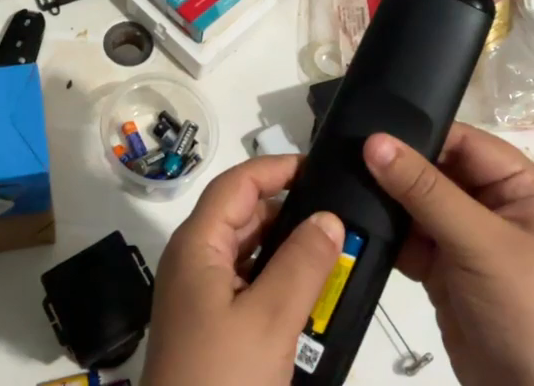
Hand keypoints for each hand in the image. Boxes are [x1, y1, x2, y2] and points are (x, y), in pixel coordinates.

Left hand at [143, 155, 345, 385]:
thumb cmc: (223, 379)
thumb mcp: (270, 321)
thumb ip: (302, 265)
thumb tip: (328, 217)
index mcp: (197, 245)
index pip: (237, 184)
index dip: (277, 169)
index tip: (321, 169)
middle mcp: (193, 259)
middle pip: (242, 215)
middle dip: (289, 211)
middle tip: (340, 217)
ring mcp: (199, 294)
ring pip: (247, 252)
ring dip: (287, 250)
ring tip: (336, 253)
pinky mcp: (210, 324)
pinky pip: (247, 285)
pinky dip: (277, 282)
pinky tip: (311, 296)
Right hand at [365, 125, 533, 385]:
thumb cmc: (533, 313)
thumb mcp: (483, 244)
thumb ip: (425, 190)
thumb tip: (373, 139)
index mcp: (526, 190)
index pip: (465, 143)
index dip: (420, 133)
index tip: (365, 128)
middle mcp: (498, 208)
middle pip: (437, 171)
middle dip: (396, 167)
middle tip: (342, 153)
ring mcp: (471, 242)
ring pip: (418, 205)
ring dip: (386, 200)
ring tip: (340, 183)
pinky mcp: (447, 272)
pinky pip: (410, 239)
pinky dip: (386, 234)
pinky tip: (353, 222)